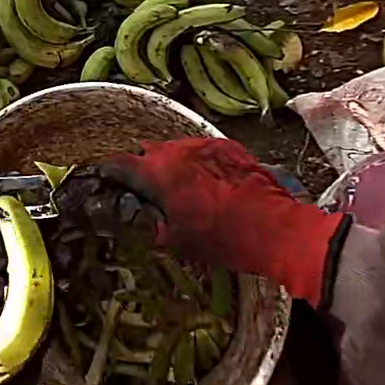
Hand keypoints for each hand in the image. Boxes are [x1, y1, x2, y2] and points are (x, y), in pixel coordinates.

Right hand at [97, 137, 350, 307]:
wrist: (278, 229)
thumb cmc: (224, 239)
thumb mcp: (177, 240)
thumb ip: (152, 222)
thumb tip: (141, 216)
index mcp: (159, 172)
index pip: (119, 163)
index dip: (109, 172)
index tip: (106, 179)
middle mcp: (177, 150)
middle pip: (147, 152)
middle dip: (142, 168)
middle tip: (145, 189)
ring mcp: (204, 144)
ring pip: (174, 149)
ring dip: (169, 163)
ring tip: (177, 186)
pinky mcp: (228, 146)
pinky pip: (200, 150)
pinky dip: (195, 162)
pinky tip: (205, 182)